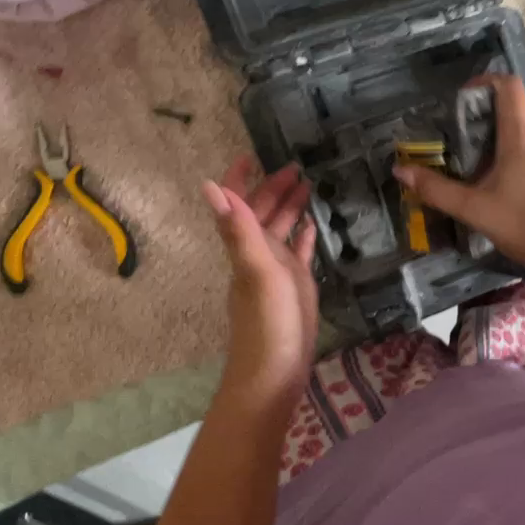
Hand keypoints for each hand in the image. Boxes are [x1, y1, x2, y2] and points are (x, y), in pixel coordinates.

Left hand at [201, 158, 317, 409]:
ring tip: (311, 184)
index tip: (251, 153)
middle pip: (262, 212)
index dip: (238, 178)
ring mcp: (276, 270)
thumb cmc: (267, 321)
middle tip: (298, 164)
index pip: (236, 203)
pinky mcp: (295, 285)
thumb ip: (240, 229)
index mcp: (245, 247)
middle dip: (274, 187)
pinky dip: (304, 236)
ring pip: (281, 229)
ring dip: (291, 206)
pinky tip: (314, 225)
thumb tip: (210, 185)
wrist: (275, 371)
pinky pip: (298, 253)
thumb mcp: (256, 270)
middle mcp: (257, 254)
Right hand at [393, 75, 524, 280]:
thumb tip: (401, 170)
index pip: (509, 86)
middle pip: (521, 105)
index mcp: (520, 137)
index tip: (465, 96)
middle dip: (495, 110)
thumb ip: (437, 190)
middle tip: (470, 132)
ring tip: (488, 159)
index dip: (487, 81)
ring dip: (511, 132)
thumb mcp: (475, 210)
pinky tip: (515, 182)